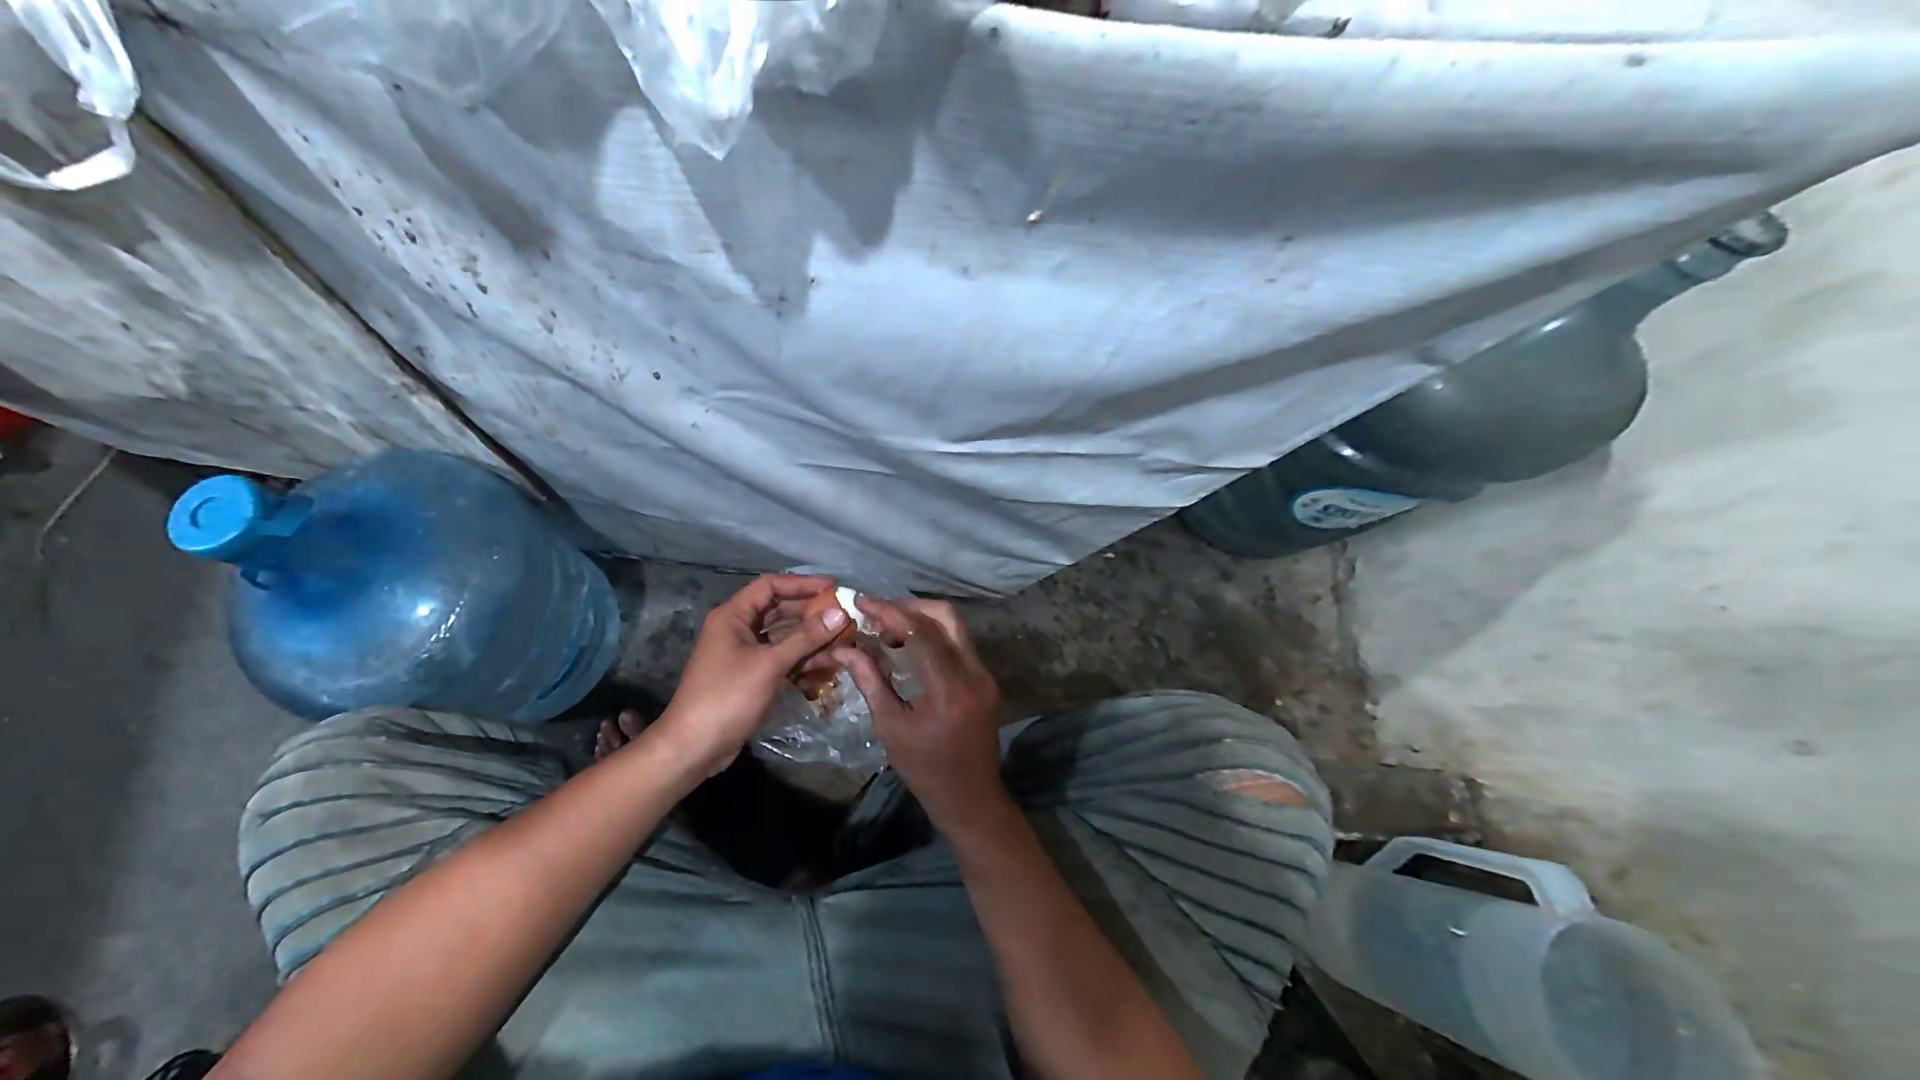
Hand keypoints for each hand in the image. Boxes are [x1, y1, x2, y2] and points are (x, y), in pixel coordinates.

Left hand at [654, 574, 849, 774]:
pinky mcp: (750, 674)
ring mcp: (743, 652)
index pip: (770, 585)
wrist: (695, 746)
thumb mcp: (769, 664)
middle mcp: (737, 628)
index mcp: (733, 616)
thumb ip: (805, 637)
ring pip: (781, 634)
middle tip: (843, 613)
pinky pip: (780, 656)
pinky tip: (825, 661)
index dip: (802, 583)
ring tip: (841, 636)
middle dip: (810, 610)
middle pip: (778, 608)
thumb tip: (839, 613)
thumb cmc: (728, 696)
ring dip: (809, 635)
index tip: (833, 587)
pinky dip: (800, 656)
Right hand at [834, 597, 1004, 828]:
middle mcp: (974, 673)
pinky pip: (960, 645)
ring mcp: (985, 675)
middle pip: (946, 617)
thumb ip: (870, 680)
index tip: (861, 601)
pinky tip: (910, 648)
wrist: (970, 796)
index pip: (919, 632)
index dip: (888, 612)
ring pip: (956, 627)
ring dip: (922, 620)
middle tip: (878, 616)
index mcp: (948, 688)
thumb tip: (843, 648)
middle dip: (909, 608)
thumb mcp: (890, 726)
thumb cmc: (923, 768)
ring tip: (889, 632)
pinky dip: (934, 637)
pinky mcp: (987, 679)